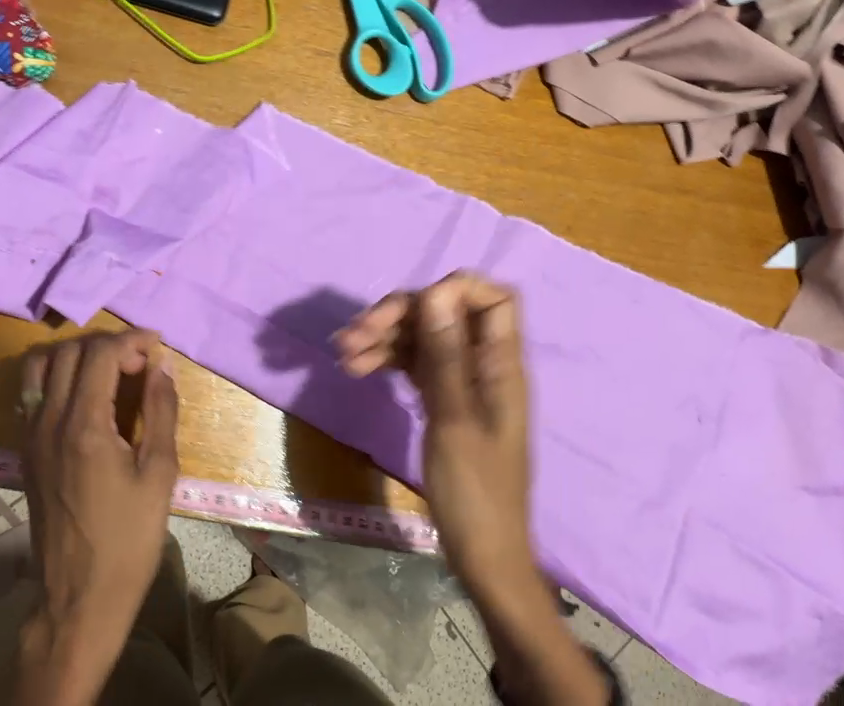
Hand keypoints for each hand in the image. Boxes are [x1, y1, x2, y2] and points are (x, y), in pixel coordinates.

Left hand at [15, 330, 179, 705]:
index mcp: (84, 425)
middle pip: (69, 352)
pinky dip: (55, 376)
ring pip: (41, 366)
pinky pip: (31, 393)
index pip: (100, 354)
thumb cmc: (129, 539)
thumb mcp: (159, 474)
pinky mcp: (25, 450)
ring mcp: (31, 435)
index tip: (156, 345)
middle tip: (139, 360)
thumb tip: (161, 365)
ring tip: (108, 370)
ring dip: (75, 355)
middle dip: (106, 344)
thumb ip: (160, 411)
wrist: (79, 595)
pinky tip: (83, 394)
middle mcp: (49, 421)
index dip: (130, 340)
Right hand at [332, 272, 532, 590]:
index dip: (454, 289)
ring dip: (382, 339)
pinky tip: (356, 368)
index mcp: (501, 365)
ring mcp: (462, 382)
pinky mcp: (443, 399)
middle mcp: (484, 365)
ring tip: (343, 356)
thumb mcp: (454, 420)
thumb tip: (436, 292)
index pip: (493, 299)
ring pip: (422, 338)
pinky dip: (385, 361)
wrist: (483, 554)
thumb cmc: (475, 493)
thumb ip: (445, 354)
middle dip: (399, 315)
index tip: (411, 308)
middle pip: (444, 313)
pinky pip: (413, 364)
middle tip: (353, 336)